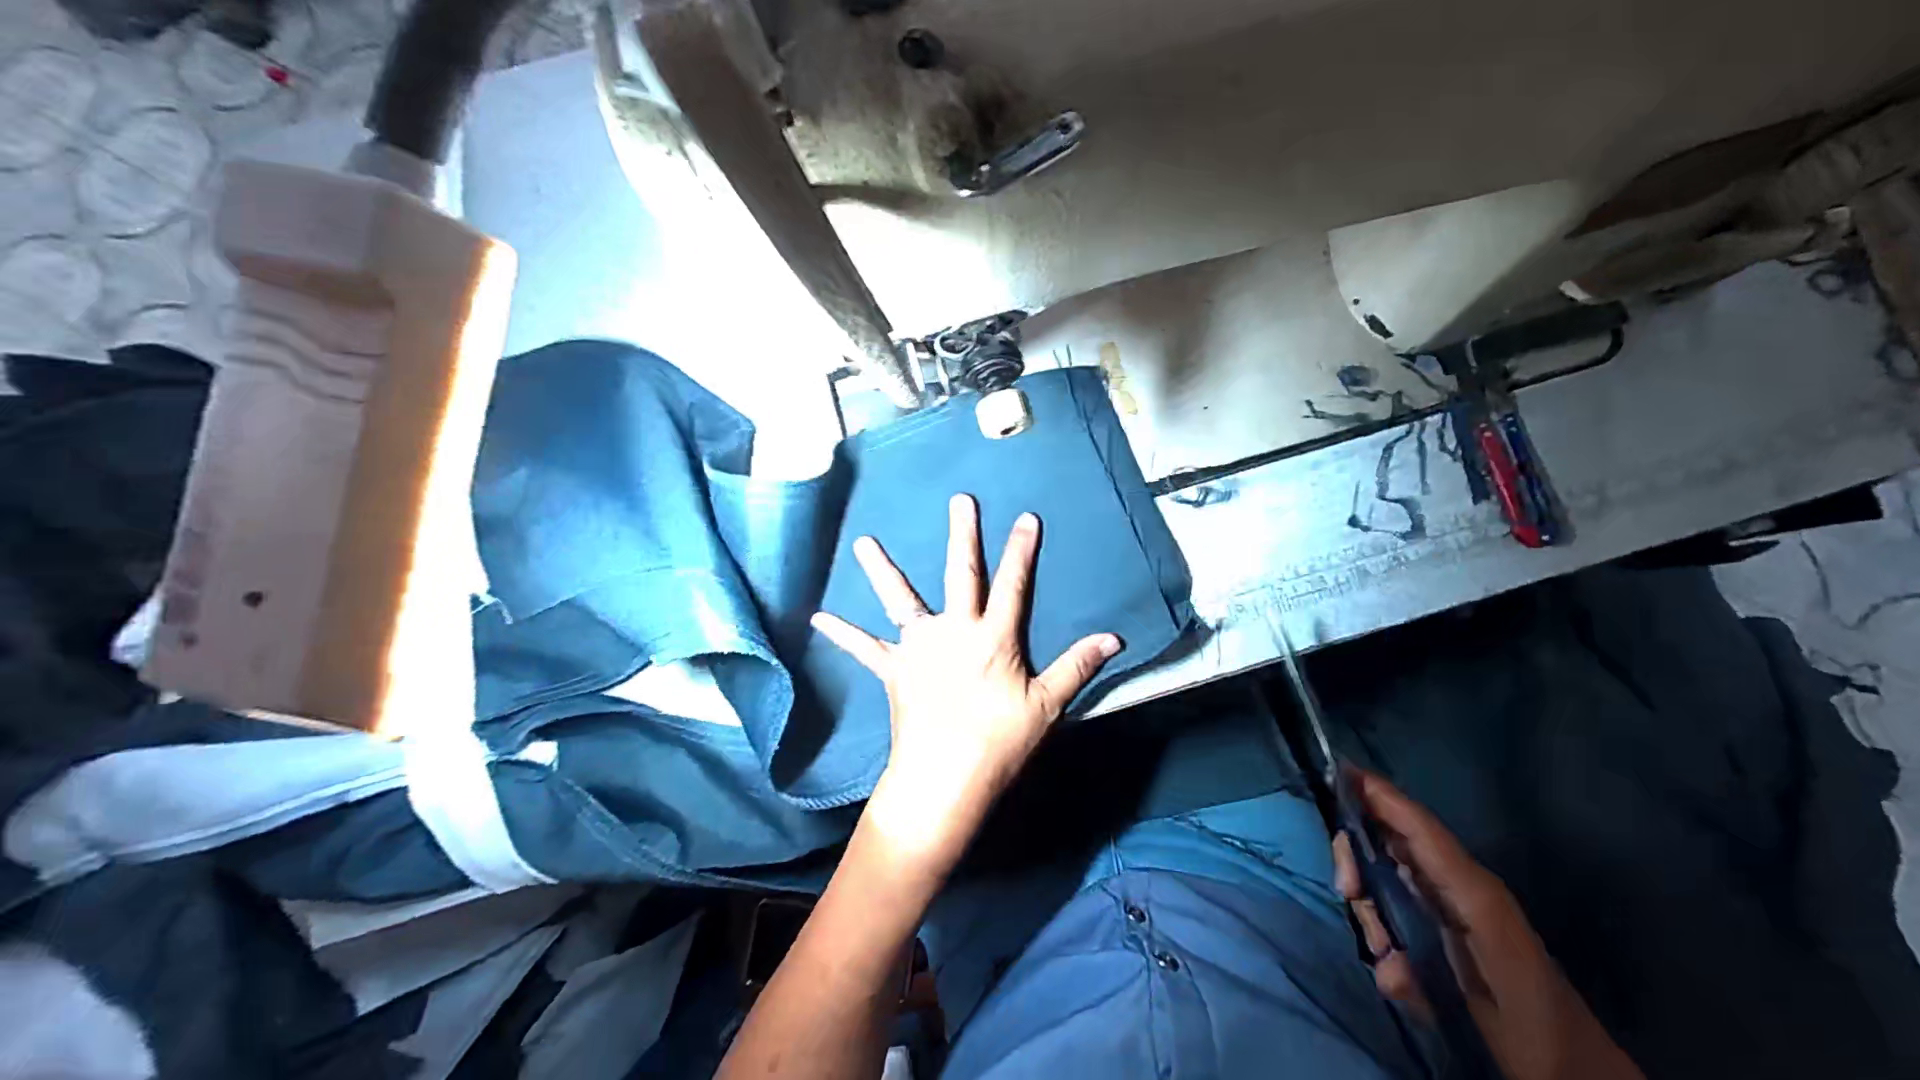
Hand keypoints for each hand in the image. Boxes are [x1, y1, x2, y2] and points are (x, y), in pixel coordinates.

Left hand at [811, 494, 1121, 871]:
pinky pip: (865, 648)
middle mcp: (955, 631)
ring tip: (863, 541)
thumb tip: (1114, 638)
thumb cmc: (1000, 742)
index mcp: (994, 637)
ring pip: (901, 600)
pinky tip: (818, 617)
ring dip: (883, 569)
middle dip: (963, 536)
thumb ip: (1077, 666)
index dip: (1022, 551)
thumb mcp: (1047, 705)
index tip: (1026, 518)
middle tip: (960, 501)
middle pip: (962, 574)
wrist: (945, 776)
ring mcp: (920, 648)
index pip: (1014, 585)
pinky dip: (843, 633)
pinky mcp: (894, 669)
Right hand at [1333, 769, 1643, 1079]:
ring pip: (1390, 872)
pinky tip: (1396, 962)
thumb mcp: (1482, 1012)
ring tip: (1386, 953)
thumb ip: (1428, 986)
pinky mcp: (1451, 921)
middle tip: (1347, 890)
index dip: (1383, 796)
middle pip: (1395, 845)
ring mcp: (1456, 904)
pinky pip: (1401, 897)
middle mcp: (1463, 889)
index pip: (1421, 830)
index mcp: (1475, 896)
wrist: (1582, 1070)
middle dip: (1359, 859)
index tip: (1341, 770)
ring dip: (1371, 902)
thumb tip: (1385, 965)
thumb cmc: (1535, 1033)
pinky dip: (1384, 919)